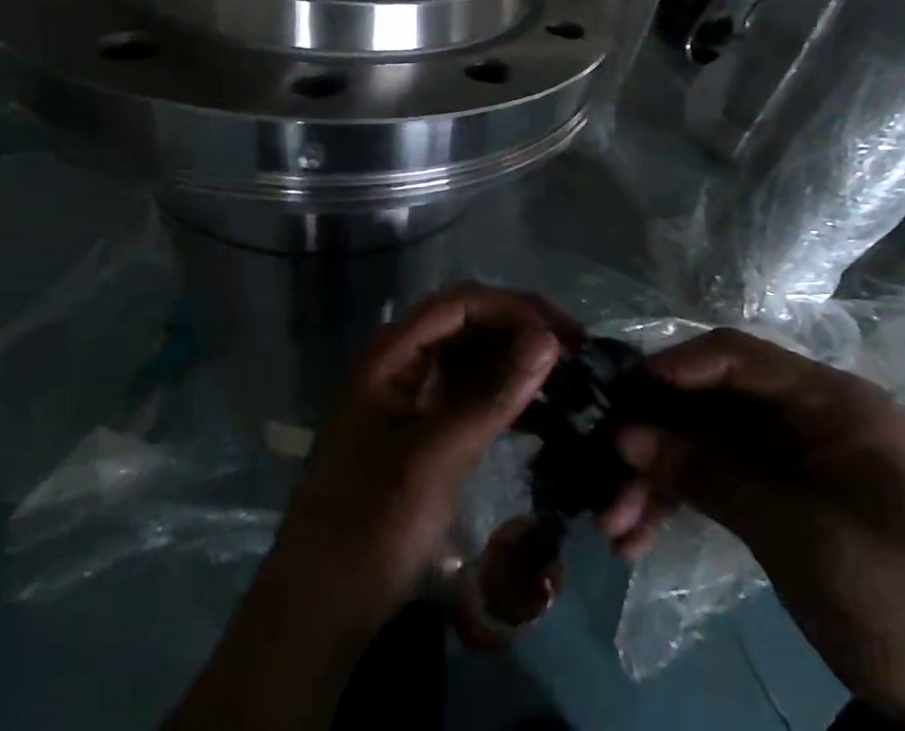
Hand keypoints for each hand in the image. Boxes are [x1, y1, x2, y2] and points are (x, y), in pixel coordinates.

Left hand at [275, 283, 578, 614]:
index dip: (516, 308)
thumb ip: (492, 396)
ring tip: (570, 377)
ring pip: (475, 356)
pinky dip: (507, 392)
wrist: (326, 599)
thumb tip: (549, 340)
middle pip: (469, 323)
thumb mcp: (435, 457)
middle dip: (523, 329)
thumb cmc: (371, 524)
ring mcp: (413, 395)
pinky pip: (473, 392)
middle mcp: (402, 363)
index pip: (460, 304)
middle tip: (578, 352)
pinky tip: (543, 407)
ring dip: (519, 359)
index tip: (565, 336)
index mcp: (391, 355)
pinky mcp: (426, 426)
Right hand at [597, 329, 904, 730]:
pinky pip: (714, 485)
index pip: (741, 357)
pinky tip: (639, 541)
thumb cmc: (899, 596)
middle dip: (654, 439)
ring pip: (703, 447)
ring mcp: (789, 461)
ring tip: (615, 528)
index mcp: (833, 403)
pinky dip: (676, 505)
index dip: (677, 367)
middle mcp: (806, 420)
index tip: (621, 396)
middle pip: (711, 404)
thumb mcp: (800, 533)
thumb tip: (624, 434)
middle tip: (604, 479)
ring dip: (655, 480)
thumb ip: (710, 476)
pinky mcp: (777, 500)